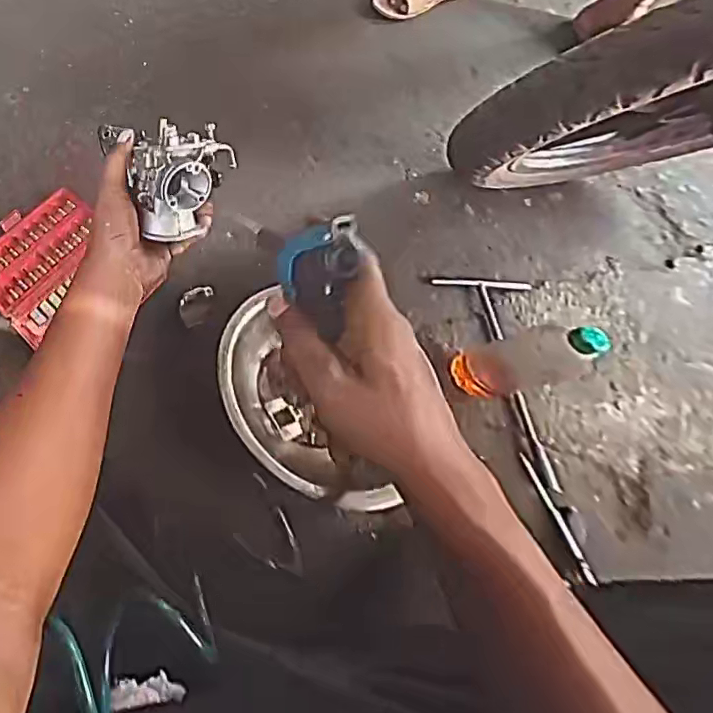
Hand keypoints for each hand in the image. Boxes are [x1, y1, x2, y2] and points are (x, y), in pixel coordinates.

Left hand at [78, 130, 211, 309]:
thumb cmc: (108, 239)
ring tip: (201, 195)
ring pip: (179, 211)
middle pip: (165, 191)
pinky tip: (202, 218)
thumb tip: (125, 137)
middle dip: (179, 183)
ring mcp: (155, 230)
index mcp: (122, 198)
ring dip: (192, 204)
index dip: (157, 163)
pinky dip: (197, 226)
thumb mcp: (110, 190)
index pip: (142, 173)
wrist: (121, 273)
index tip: (172, 155)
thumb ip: (118, 162)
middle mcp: (138, 213)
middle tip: (191, 174)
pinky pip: (188, 232)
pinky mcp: (168, 246)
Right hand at [271, 254, 465, 482]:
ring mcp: (398, 342)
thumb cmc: (389, 428)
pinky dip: (338, 345)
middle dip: (313, 300)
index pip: (356, 261)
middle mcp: (392, 324)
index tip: (297, 256)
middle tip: (289, 318)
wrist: (431, 462)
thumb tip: (282, 309)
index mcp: (378, 319)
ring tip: (303, 355)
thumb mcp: (328, 386)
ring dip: (323, 326)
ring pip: (352, 316)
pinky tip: (326, 374)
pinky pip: (361, 337)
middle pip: (347, 290)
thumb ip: (301, 342)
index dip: (324, 251)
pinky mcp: (397, 360)